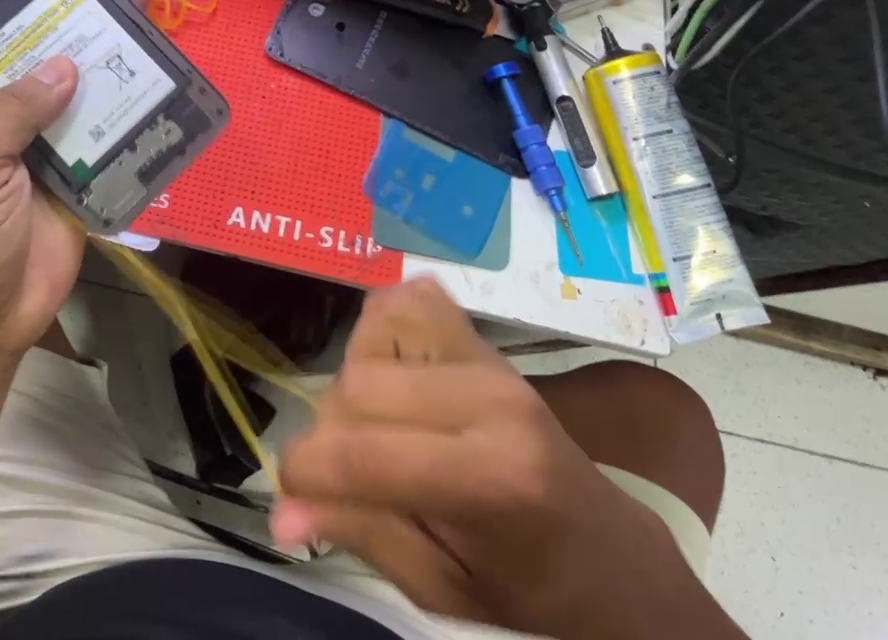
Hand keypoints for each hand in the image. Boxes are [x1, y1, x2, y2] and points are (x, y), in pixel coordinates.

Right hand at [273, 280, 725, 639]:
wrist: (607, 555)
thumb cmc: (524, 586)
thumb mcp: (438, 587)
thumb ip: (360, 534)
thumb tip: (280, 514)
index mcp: (488, 477)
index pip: (357, 452)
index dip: (303, 474)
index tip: (297, 501)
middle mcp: (490, 401)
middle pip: (356, 383)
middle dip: (331, 432)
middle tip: (355, 477)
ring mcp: (492, 361)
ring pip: (372, 339)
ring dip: (355, 386)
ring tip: (381, 430)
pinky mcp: (489, 344)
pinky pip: (410, 301)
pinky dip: (385, 328)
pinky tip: (394, 372)